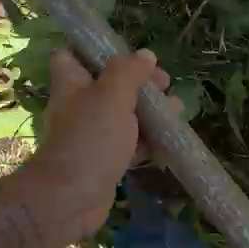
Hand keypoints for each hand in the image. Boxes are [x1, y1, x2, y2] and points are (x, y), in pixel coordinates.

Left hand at [21, 49, 175, 239]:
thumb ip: (129, 72)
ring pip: (123, 115)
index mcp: (72, 82)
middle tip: (164, 84)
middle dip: (139, 82)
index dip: (96, 50)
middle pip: (109, 84)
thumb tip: (145, 55)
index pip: (72, 55)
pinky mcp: (104, 159)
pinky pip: (129, 143)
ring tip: (177, 110)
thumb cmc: (90, 138)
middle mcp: (79, 105)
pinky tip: (171, 139)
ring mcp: (91, 134)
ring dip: (149, 111)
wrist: (71, 198)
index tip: (126, 51)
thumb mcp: (112, 95)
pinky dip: (148, 140)